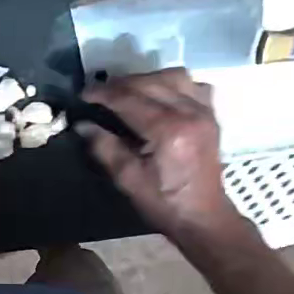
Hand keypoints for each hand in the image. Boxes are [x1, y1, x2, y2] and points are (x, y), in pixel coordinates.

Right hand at [78, 70, 248, 240]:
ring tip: (127, 91)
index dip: (102, 93)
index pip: (129, 98)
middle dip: (119, 84)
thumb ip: (104, 147)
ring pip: (172, 76)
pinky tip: (158, 95)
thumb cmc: (163, 202)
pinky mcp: (211, 115)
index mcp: (168, 130)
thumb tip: (82, 124)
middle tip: (98, 93)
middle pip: (149, 82)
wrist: (203, 217)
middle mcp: (189, 113)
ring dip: (146, 79)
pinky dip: (172, 84)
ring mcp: (204, 111)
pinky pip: (193, 84)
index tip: (83, 94)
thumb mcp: (127, 179)